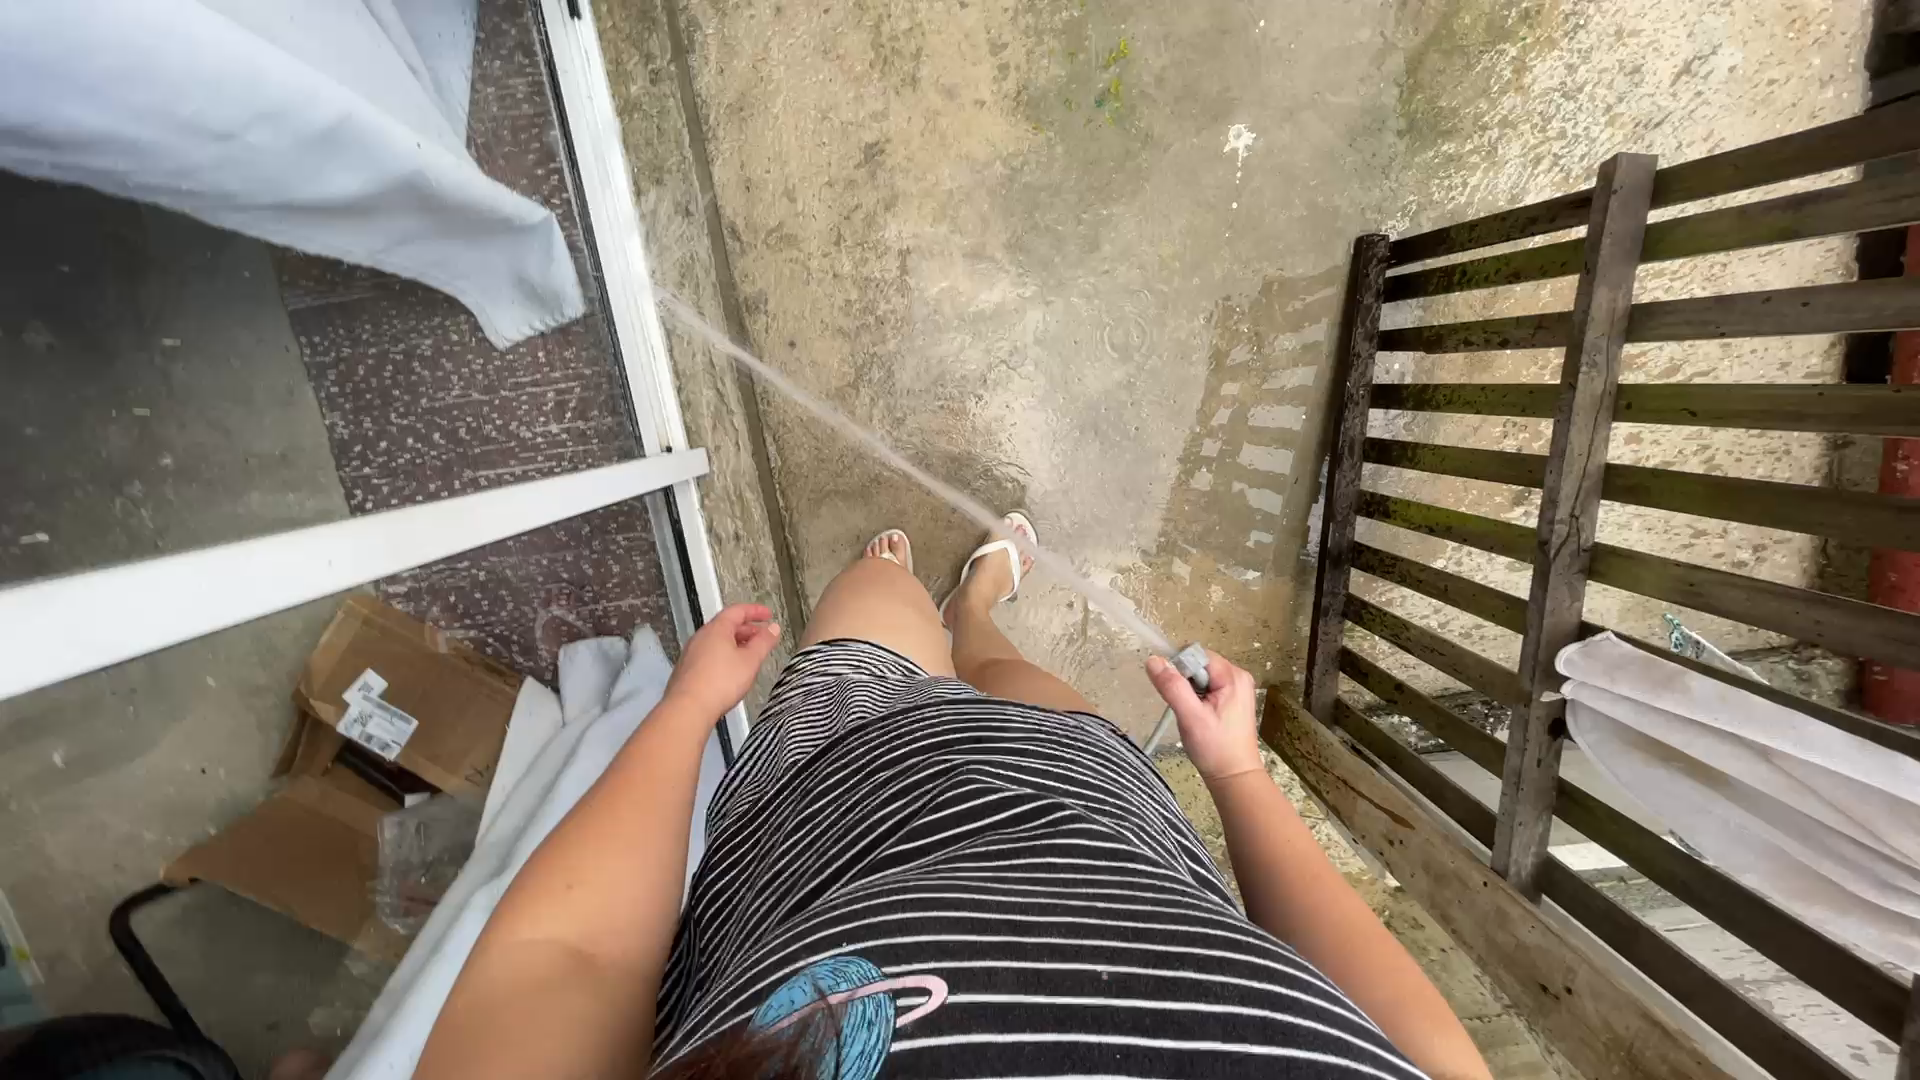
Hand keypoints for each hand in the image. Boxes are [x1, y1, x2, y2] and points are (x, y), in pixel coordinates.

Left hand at [663, 604, 780, 719]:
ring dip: (736, 644)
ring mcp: (692, 653)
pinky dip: (724, 656)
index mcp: (716, 629)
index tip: (767, 615)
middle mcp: (701, 637)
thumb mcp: (751, 660)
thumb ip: (764, 642)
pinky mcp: (688, 670)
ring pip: (717, 642)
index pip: (738, 611)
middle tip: (763, 637)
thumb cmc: (718, 682)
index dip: (755, 611)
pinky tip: (732, 671)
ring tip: (750, 656)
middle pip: (727, 625)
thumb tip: (773, 629)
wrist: (688, 709)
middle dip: (748, 629)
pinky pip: (709, 655)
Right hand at [1145, 649, 1262, 782]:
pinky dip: (1196, 697)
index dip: (1180, 669)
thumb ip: (1172, 687)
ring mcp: (1236, 687)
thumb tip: (1153, 660)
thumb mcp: (1190, 717)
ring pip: (1200, 675)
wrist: (1234, 777)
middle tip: (1185, 707)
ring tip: (1192, 713)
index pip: (1196, 655)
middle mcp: (1238, 676)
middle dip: (1185, 681)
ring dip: (1189, 690)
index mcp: (1233, 676)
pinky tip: (1198, 715)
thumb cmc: (1215, 748)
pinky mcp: (1232, 698)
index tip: (1176, 693)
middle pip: (1198, 663)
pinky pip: (1206, 686)